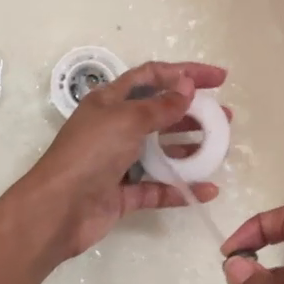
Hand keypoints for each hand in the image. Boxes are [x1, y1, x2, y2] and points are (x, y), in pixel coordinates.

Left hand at [12, 61, 228, 259]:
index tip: (219, 78)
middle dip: (192, 113)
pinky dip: (180, 189)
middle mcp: (113, 129)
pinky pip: (156, 189)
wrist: (58, 209)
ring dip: (190, 150)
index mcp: (108, 102)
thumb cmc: (89, 154)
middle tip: (224, 117)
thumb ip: (160, 106)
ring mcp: (117, 163)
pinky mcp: (122, 195)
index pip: (151, 77)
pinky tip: (206, 190)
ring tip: (221, 149)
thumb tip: (186, 87)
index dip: (184, 73)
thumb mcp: (126, 120)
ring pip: (160, 153)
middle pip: (159, 114)